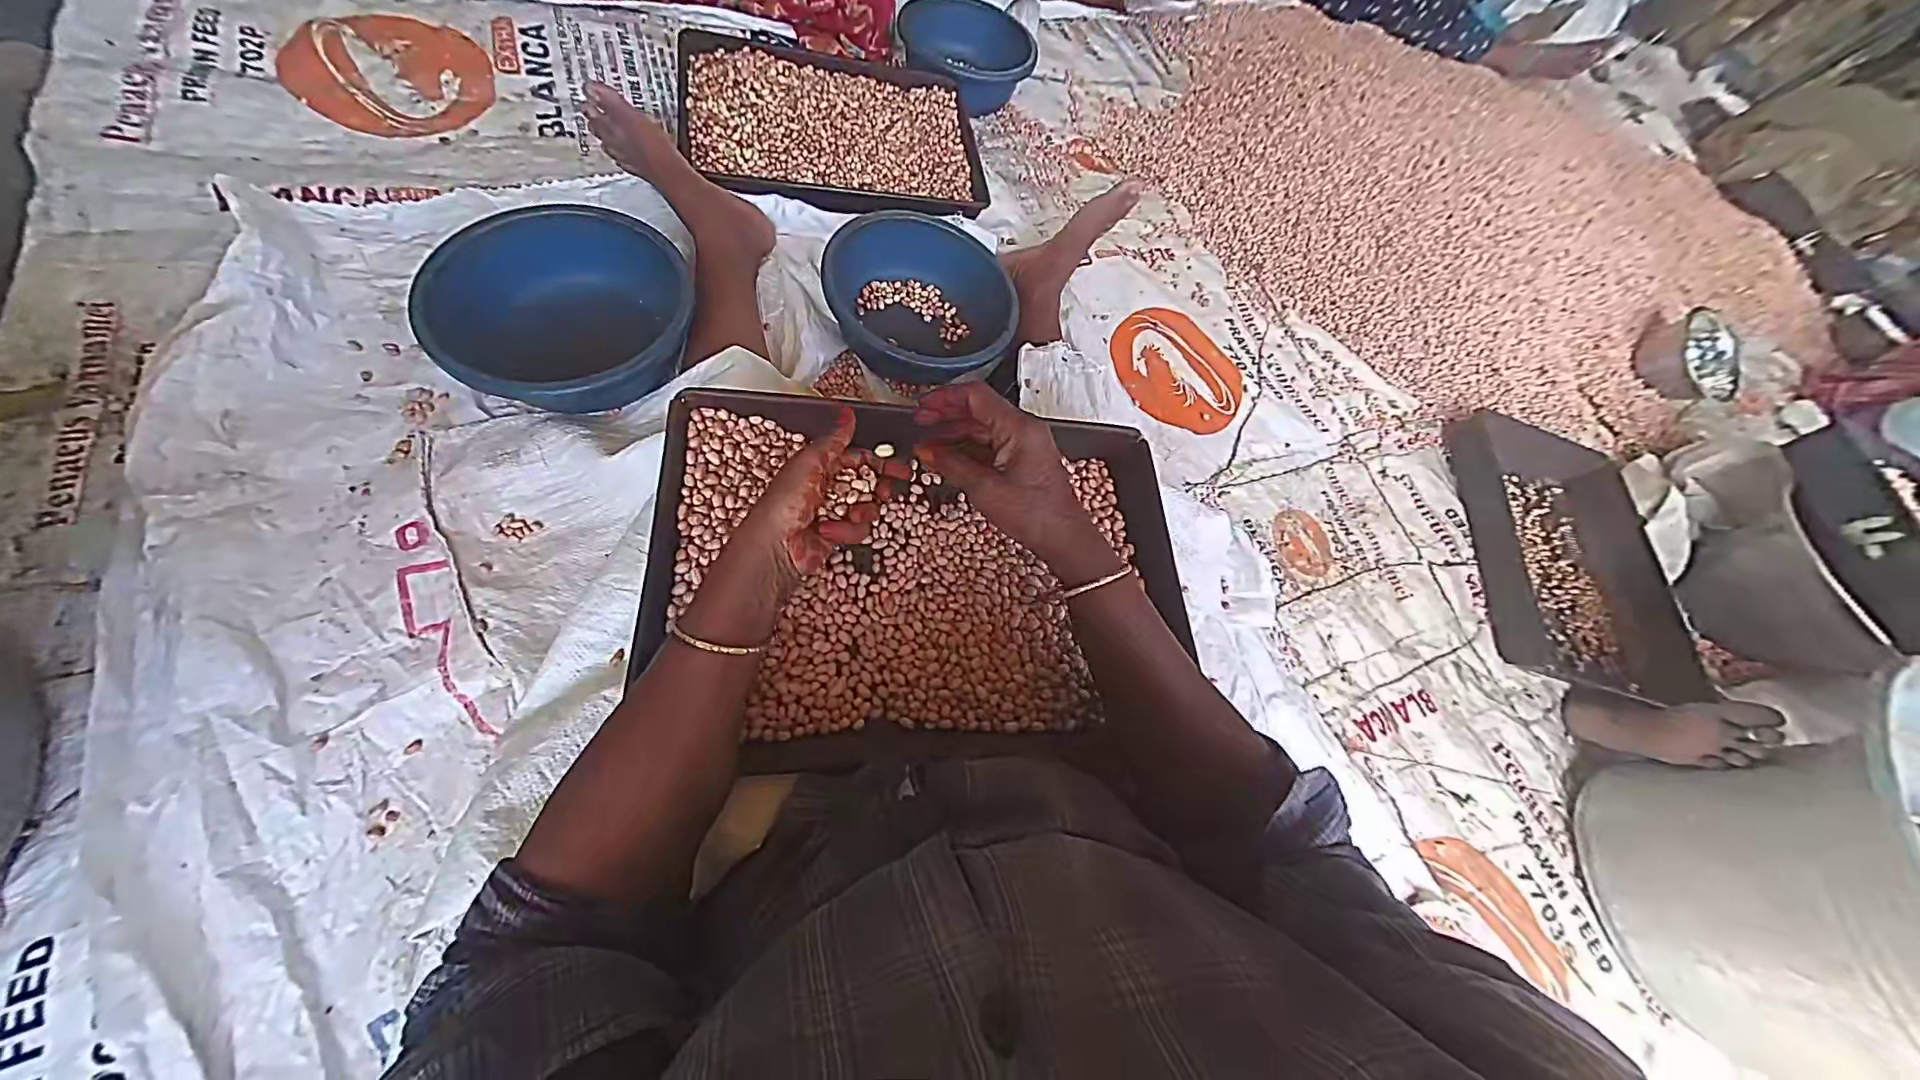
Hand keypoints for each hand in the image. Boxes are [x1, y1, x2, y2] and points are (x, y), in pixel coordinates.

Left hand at [727, 404, 884, 584]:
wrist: (776, 546)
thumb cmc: (784, 504)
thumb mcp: (810, 462)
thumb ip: (834, 439)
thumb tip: (847, 414)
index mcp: (821, 466)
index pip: (858, 459)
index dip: (879, 461)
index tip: (897, 466)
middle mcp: (830, 488)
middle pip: (868, 483)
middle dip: (880, 488)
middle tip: (886, 491)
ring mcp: (835, 512)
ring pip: (868, 508)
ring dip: (862, 512)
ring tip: (851, 514)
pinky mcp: (838, 533)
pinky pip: (859, 530)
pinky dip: (847, 531)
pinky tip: (830, 530)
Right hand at [913, 383, 1113, 577]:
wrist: (1063, 537)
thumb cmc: (1035, 515)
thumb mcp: (985, 489)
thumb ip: (952, 465)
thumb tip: (927, 451)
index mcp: (1019, 428)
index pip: (976, 396)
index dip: (944, 398)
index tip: (922, 406)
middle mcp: (1023, 429)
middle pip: (978, 409)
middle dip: (946, 415)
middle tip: (920, 423)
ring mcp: (1024, 444)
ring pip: (982, 428)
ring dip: (954, 433)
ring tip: (928, 444)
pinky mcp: (1022, 459)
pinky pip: (990, 445)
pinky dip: (967, 449)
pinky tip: (948, 458)